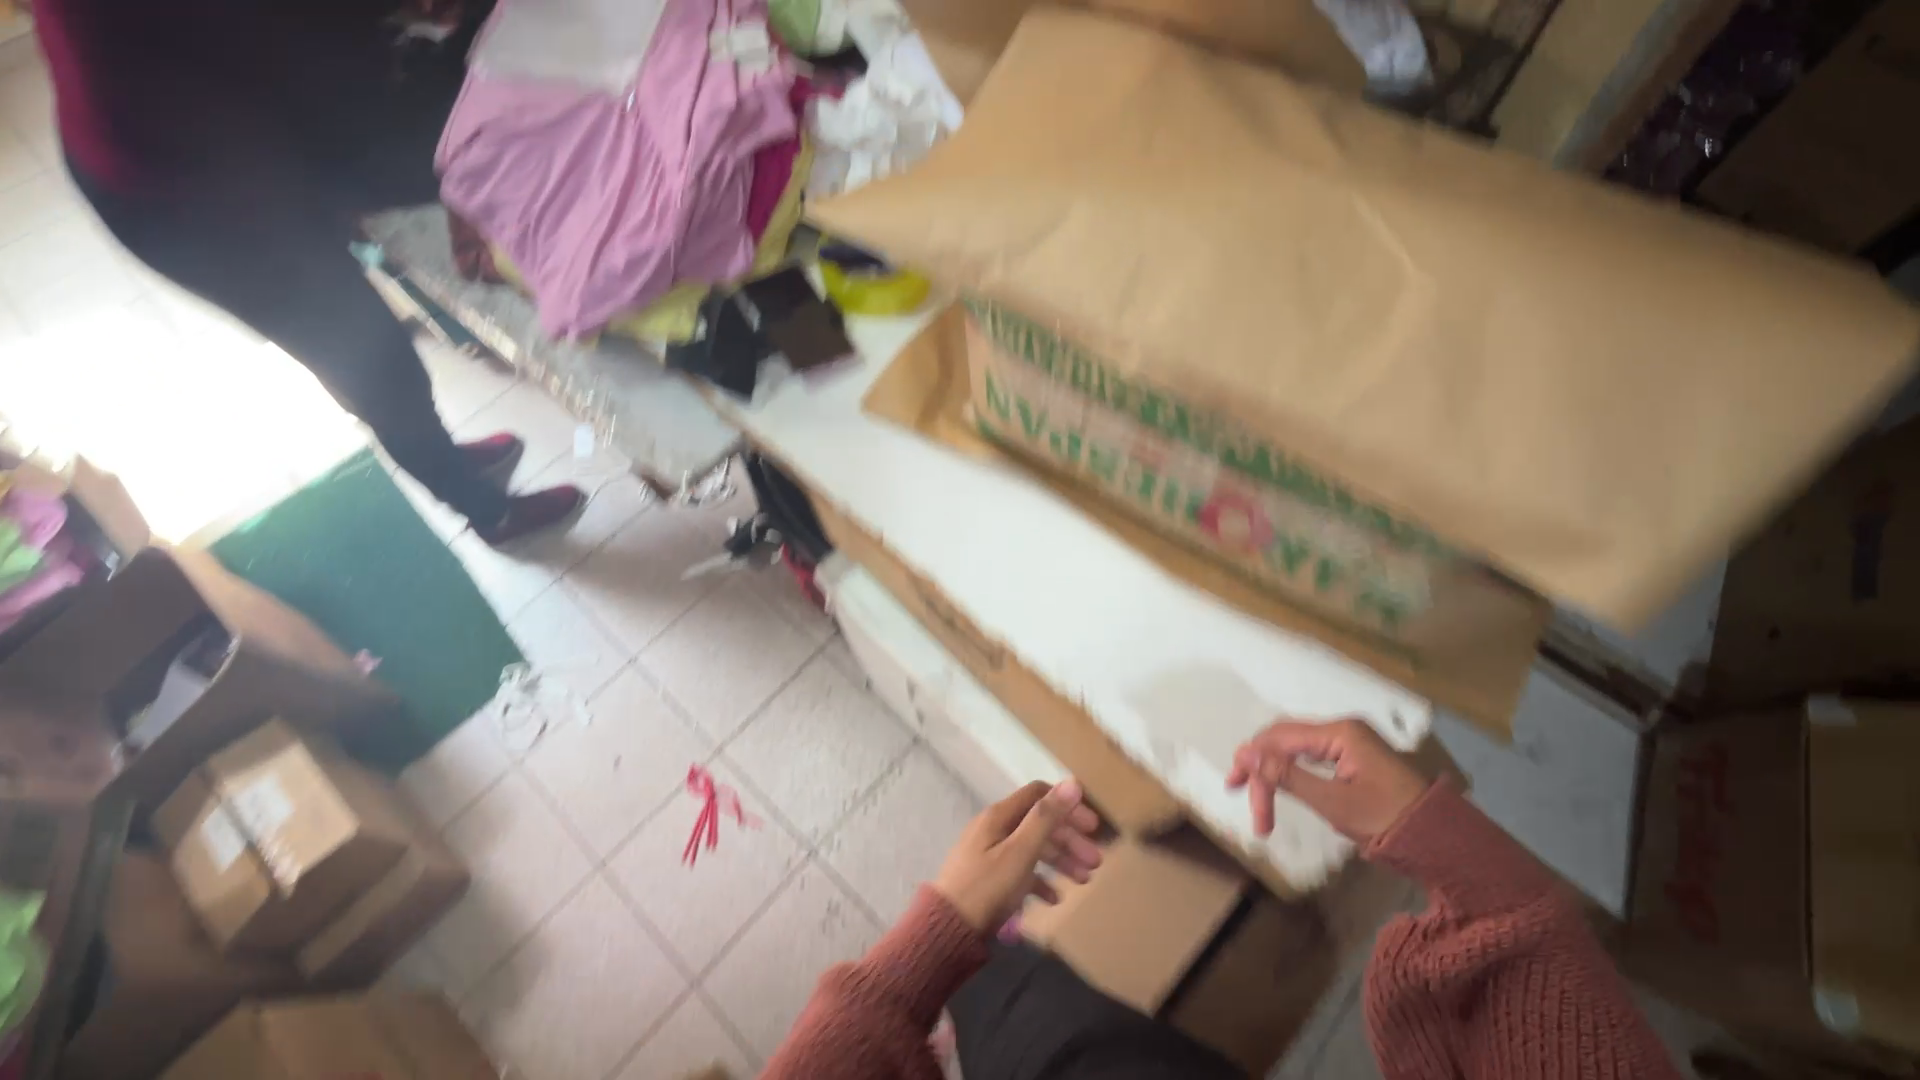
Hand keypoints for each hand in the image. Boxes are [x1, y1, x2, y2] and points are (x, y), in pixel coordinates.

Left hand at [933, 780, 1101, 932]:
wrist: (947, 929)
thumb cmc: (987, 887)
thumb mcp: (1020, 852)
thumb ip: (1046, 818)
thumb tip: (1072, 783)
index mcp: (1000, 816)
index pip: (1039, 796)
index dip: (1067, 806)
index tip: (1092, 827)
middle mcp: (995, 829)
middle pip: (1039, 824)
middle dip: (1069, 840)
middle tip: (1095, 862)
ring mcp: (990, 853)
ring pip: (1032, 849)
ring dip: (1060, 861)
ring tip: (1084, 881)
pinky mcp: (989, 878)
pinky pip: (1020, 872)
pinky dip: (1040, 881)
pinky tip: (1053, 899)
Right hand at [1226, 717, 1430, 844]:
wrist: (1442, 840)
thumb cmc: (1387, 819)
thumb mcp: (1332, 801)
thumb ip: (1285, 775)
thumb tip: (1244, 752)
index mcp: (1339, 732)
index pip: (1279, 738)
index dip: (1253, 761)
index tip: (1234, 789)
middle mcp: (1342, 729)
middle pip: (1285, 740)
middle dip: (1261, 771)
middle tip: (1248, 804)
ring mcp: (1350, 743)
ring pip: (1296, 750)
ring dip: (1276, 776)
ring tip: (1262, 808)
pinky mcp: (1355, 758)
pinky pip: (1312, 758)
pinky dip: (1294, 775)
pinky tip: (1284, 790)